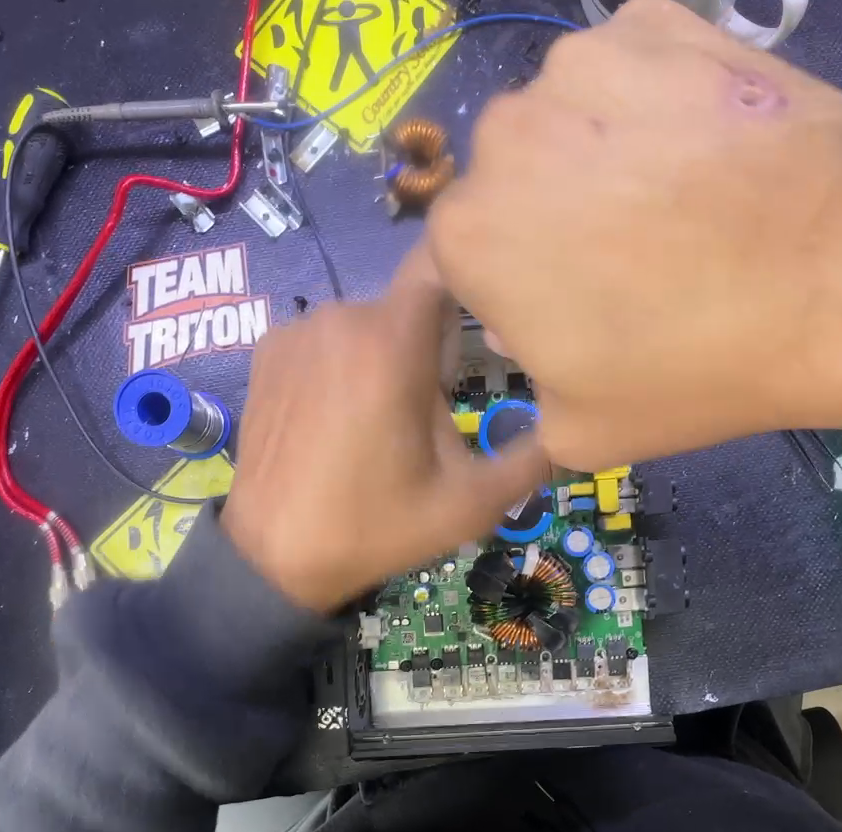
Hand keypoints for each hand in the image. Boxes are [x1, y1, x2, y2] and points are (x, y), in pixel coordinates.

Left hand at [222, 249, 549, 613]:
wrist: (275, 559)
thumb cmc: (378, 528)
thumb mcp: (471, 504)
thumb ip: (532, 457)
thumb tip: (575, 422)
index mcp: (391, 342)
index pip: (444, 262)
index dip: (475, 279)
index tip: (493, 321)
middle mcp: (341, 317)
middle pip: (410, 306)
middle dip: (430, 347)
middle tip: (432, 418)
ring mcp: (297, 331)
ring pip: (368, 325)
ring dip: (386, 358)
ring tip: (381, 427)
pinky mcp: (267, 351)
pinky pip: (328, 341)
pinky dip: (344, 366)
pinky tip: (337, 421)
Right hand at [427, 0, 841, 469]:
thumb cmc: (693, 367)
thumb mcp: (581, 432)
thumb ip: (528, 389)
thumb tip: (532, 338)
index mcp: (470, 234)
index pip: (469, 258)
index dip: (517, 288)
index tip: (572, 307)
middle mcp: (504, 134)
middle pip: (513, 181)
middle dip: (551, 216)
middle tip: (632, 257)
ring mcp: (582, 64)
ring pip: (569, 119)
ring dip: (600, 154)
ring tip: (681, 202)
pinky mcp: (659, 21)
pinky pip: (632, 73)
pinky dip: (654, 105)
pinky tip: (708, 150)